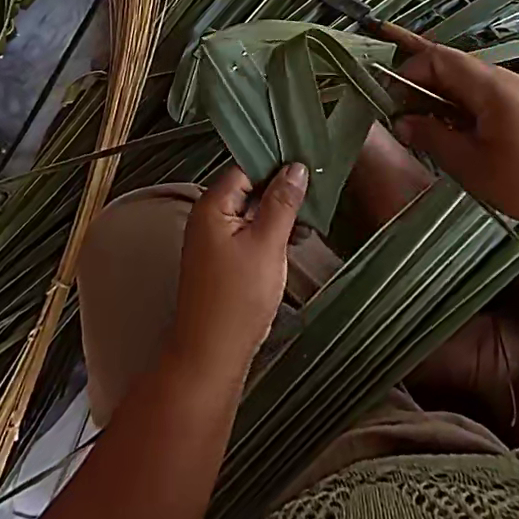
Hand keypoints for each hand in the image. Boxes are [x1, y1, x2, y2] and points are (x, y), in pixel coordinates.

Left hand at [167, 164, 307, 377]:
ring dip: (277, 214)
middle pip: (247, 188)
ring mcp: (211, 238)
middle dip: (279, 192)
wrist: (211, 354)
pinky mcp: (219, 258)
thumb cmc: (237, 299)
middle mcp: (206, 216)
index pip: (245, 167)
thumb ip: (282, 202)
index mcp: (211, 204)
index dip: (275, 165)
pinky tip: (289, 243)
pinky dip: (267, 233)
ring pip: (249, 211)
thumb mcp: (267, 244)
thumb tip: (295, 168)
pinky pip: (246, 232)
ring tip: (305, 225)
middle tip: (312, 198)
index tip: (305, 166)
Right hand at [380, 24, 518, 253]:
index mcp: (491, 85)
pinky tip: (461, 140)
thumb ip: (431, 136)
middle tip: (403, 117)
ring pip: (471, 86)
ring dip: (443, 101)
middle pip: (454, 68)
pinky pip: (490, 100)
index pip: (437, 58)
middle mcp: (508, 80)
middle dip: (422, 86)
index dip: (407, 72)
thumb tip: (400, 121)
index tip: (390, 101)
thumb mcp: (471, 165)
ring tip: (428, 132)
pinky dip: (466, 112)